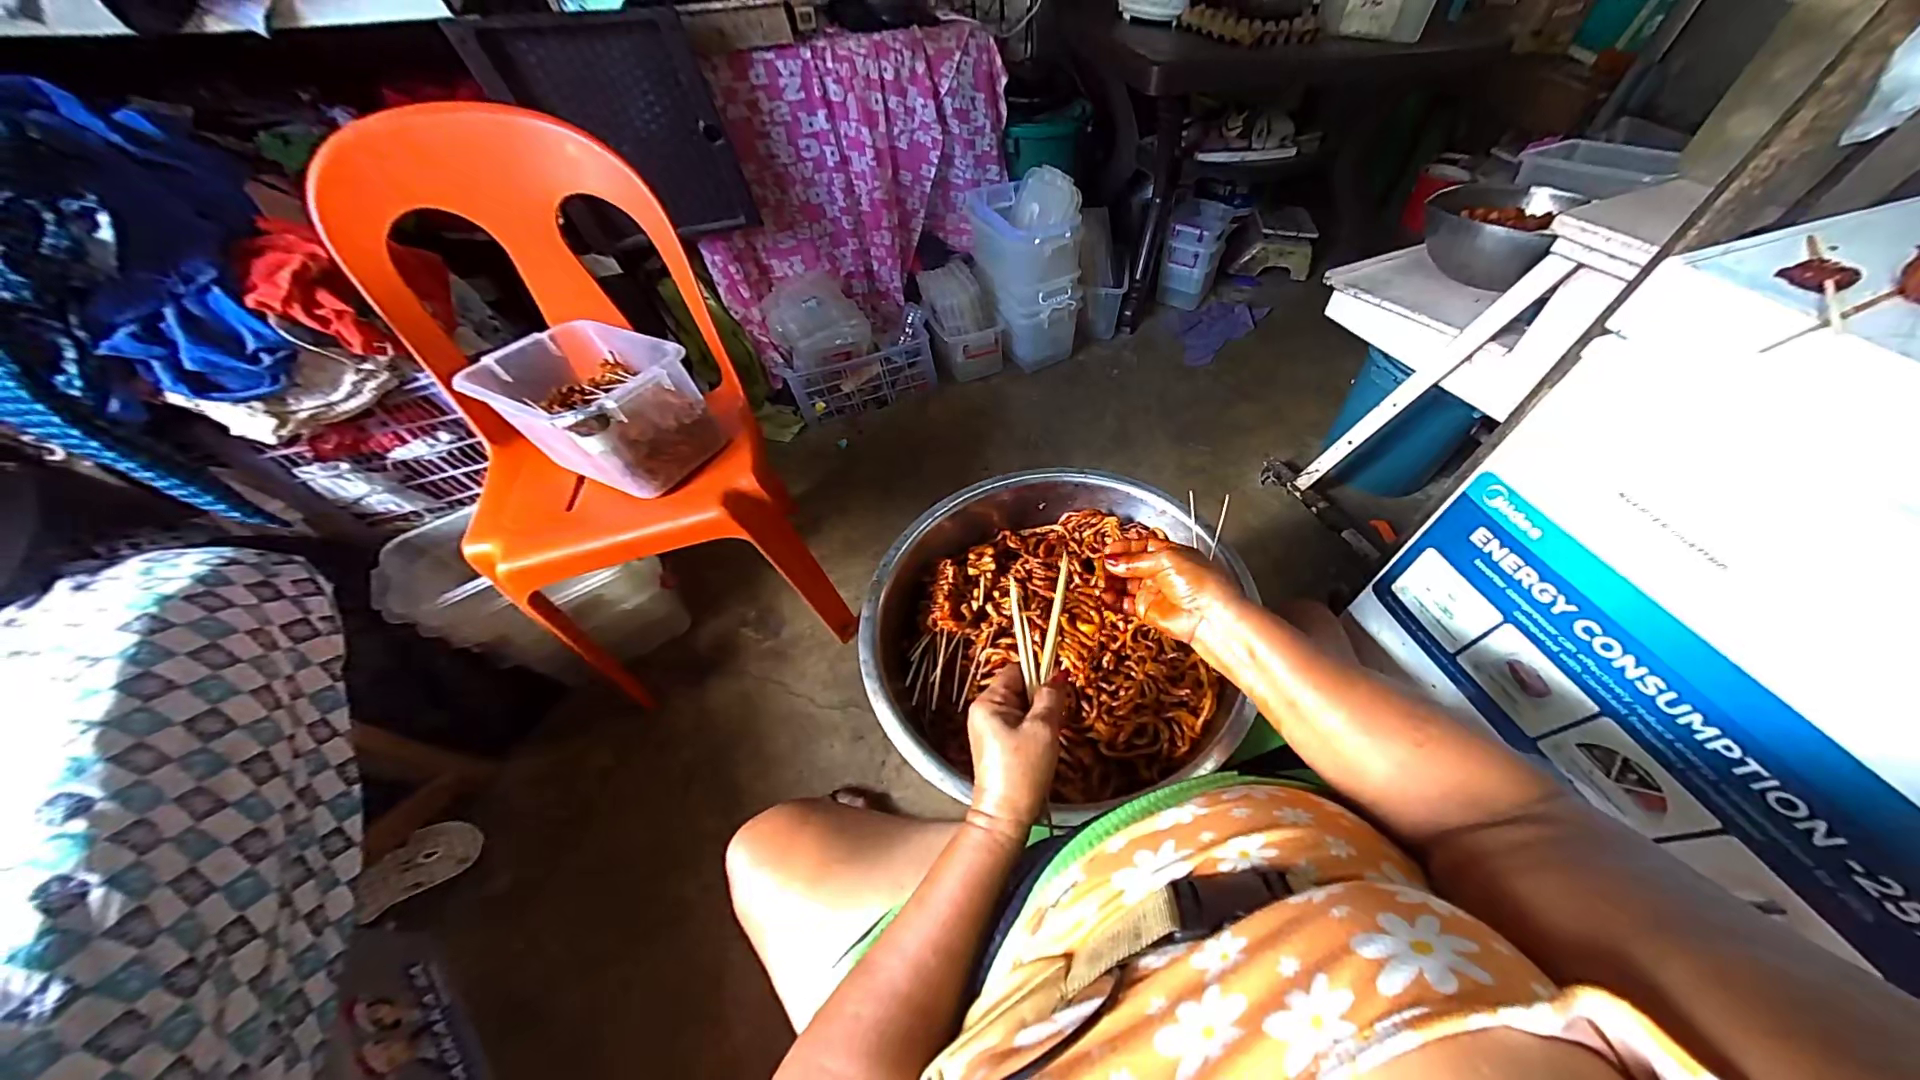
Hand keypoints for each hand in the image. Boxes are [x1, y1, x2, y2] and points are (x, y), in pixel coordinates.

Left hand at [966, 664, 1068, 836]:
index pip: (1015, 670)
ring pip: (1021, 706)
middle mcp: (983, 710)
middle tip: (1060, 713)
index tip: (1061, 684)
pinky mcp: (996, 743)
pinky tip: (1045, 742)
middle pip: (1018, 687)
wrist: (1005, 816)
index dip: (1039, 672)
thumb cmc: (1022, 771)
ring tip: (1054, 730)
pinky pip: (1018, 723)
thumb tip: (1059, 674)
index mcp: (988, 702)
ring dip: (1041, 713)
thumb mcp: (1043, 730)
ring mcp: (988, 727)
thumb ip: (1051, 698)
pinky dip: (1035, 727)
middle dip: (1042, 696)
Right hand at [1102, 537, 1238, 642]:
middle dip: (1113, 564)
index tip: (1107, 548)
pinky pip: (1123, 603)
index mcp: (1169, 553)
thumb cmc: (1201, 583)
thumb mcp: (1166, 560)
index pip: (1141, 545)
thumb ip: (1136, 560)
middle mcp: (1159, 571)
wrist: (1210, 617)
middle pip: (1129, 564)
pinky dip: (1112, 600)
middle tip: (1098, 564)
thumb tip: (1112, 560)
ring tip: (1098, 580)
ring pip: (1124, 583)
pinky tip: (1104, 596)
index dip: (1123, 546)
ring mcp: (1152, 591)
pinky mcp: (1146, 610)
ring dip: (1110, 581)